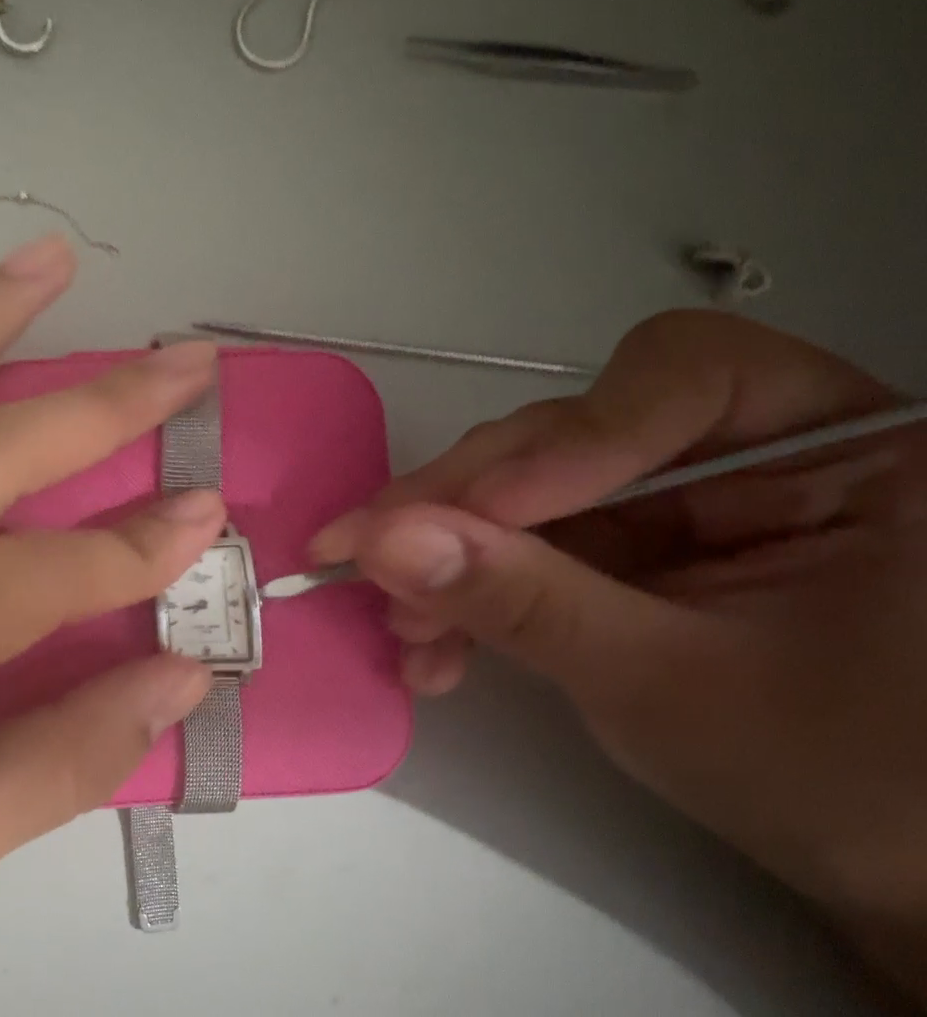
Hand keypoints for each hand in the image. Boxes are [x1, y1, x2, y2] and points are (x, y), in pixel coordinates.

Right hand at [309, 311, 926, 995]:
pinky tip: (433, 645)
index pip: (689, 379)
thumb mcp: (668, 684)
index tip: (483, 514)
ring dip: (442, 552)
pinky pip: (513, 537)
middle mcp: (751, 451)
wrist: (869, 860)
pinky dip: (461, 586)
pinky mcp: (622, 540)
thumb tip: (382, 541)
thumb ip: (525, 603)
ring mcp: (675, 497)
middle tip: (369, 558)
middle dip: (463, 506)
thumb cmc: (831, 776)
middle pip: (570, 431)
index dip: (574, 437)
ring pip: (521, 486)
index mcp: (846, 454)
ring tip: (405, 629)